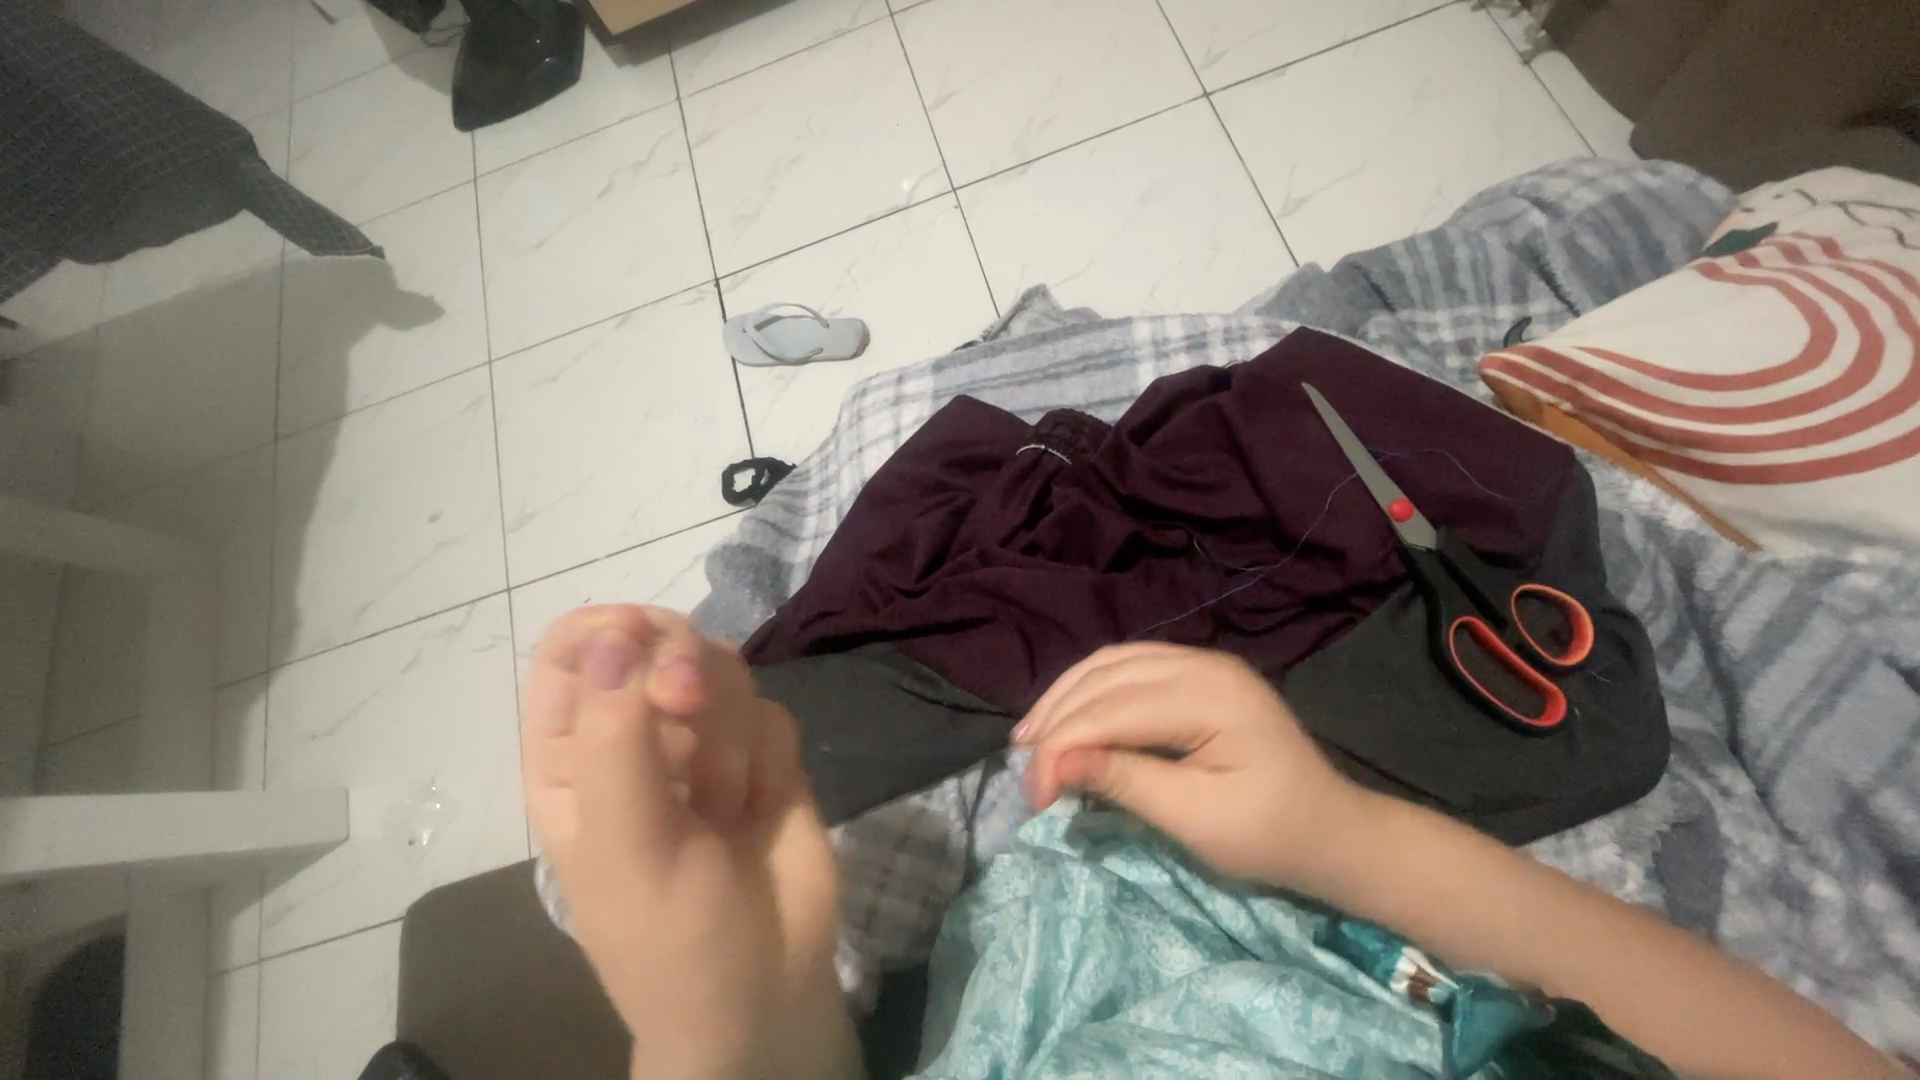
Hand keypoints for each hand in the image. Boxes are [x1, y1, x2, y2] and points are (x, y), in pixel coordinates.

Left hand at [522, 605, 846, 1078]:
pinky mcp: (765, 753)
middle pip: (659, 641)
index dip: (605, 630)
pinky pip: (771, 710)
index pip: (571, 654)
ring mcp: (706, 741)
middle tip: (686, 702)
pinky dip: (767, 757)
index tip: (638, 635)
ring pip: (723, 669)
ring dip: (727, 732)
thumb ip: (615, 736)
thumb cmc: (669, 936)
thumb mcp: (624, 845)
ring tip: (724, 804)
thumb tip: (616, 632)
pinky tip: (758, 808)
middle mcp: (640, 736)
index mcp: (574, 755)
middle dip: (679, 664)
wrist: (766, 988)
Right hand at [1015, 643, 1365, 890]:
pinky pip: (1126, 667)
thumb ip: (1125, 782)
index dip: (1062, 747)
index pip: (1113, 709)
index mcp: (1211, 696)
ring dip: (1064, 698)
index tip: (1034, 796)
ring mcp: (1200, 661)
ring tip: (1028, 739)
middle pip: (1105, 676)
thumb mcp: (1197, 820)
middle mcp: (1202, 663)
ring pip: (1109, 663)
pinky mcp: (1195, 672)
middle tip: (1023, 771)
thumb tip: (1054, 763)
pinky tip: (1067, 715)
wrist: (1333, 830)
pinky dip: (1088, 691)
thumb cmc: (1271, 835)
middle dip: (1056, 721)